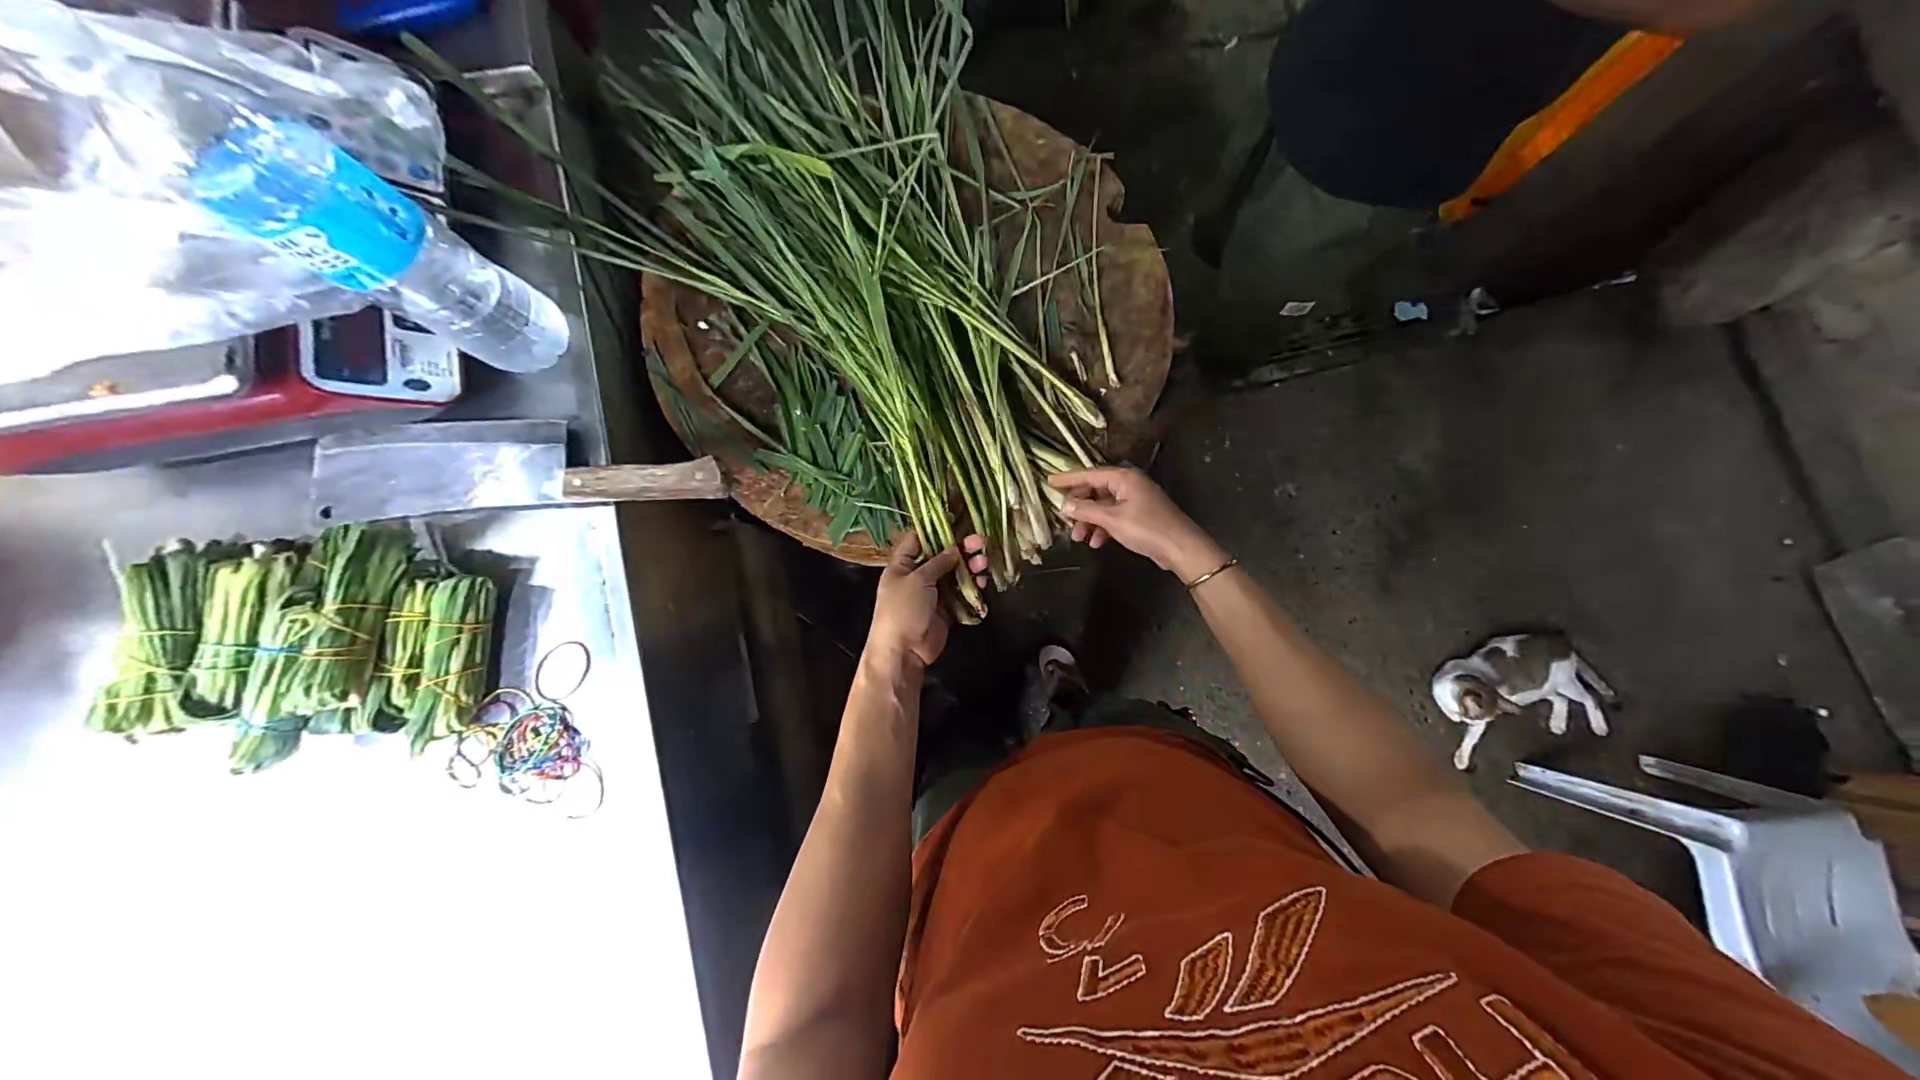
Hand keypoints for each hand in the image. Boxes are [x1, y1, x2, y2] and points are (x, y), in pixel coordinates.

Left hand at [865, 529, 985, 671]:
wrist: (904, 651)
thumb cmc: (903, 609)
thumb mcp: (917, 580)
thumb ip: (938, 563)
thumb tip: (954, 548)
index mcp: (902, 566)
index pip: (917, 540)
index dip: (935, 529)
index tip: (956, 520)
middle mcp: (917, 577)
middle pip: (941, 557)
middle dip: (961, 549)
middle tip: (981, 542)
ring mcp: (932, 594)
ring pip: (954, 575)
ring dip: (970, 567)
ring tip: (984, 562)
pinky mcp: (945, 610)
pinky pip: (961, 594)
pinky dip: (972, 587)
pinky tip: (982, 582)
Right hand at [1048, 467, 1228, 581]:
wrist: (1181, 548)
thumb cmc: (1147, 528)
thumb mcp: (1112, 519)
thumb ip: (1086, 510)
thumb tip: (1065, 504)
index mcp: (1124, 478)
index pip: (1089, 474)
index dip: (1068, 479)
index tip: (1049, 481)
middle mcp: (1129, 484)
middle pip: (1095, 491)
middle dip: (1079, 507)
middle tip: (1065, 521)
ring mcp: (1134, 500)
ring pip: (1103, 507)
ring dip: (1089, 521)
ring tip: (1079, 538)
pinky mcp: (1139, 516)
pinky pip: (1113, 517)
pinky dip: (1103, 528)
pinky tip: (1097, 542)